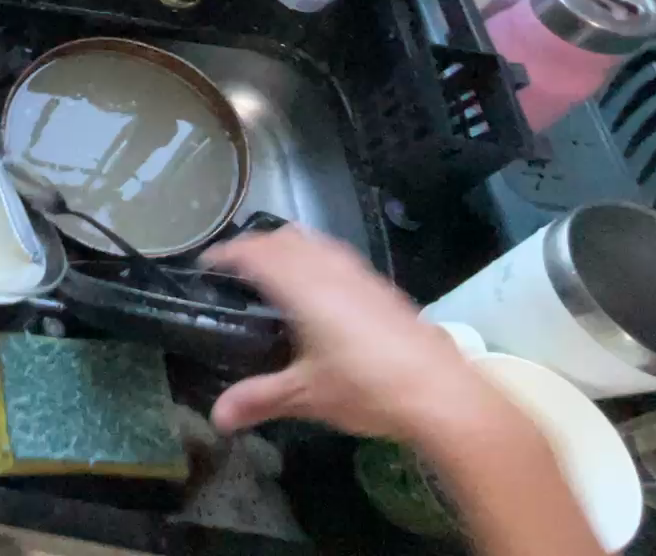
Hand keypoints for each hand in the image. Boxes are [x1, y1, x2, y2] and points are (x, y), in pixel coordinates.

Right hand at [200, 227, 508, 442]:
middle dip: (253, 244)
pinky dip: (314, 253)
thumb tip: (217, 417)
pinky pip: (337, 253)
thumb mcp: (308, 396)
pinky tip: (320, 278)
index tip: (206, 261)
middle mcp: (327, 272)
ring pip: (312, 240)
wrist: (448, 397)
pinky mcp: (382, 286)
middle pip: (281, 239)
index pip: (253, 254)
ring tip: (272, 263)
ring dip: (285, 243)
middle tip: (234, 264)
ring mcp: (358, 276)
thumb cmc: (370, 389)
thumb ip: (260, 399)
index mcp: (301, 288)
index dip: (225, 253)